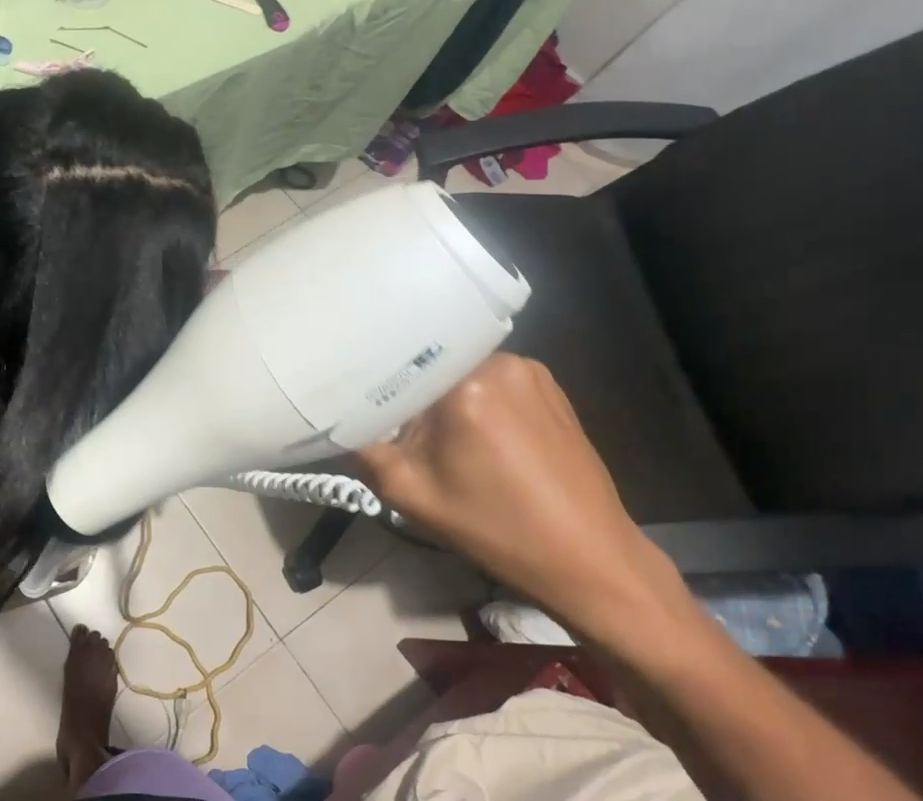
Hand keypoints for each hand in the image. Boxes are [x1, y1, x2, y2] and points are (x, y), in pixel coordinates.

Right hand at [353, 353, 686, 644]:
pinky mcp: (551, 390)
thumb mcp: (409, 494)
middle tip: (388, 425)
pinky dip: (471, 404)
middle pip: (428, 366)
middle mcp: (501, 363)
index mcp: (466, 384)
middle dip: (407, 394)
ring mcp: (532, 373)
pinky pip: (490, 383)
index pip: (395, 364)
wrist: (590, 560)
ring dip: (439, 399)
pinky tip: (468, 438)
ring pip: (458, 374)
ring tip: (428, 435)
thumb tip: (333, 420)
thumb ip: (363, 448)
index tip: (351, 403)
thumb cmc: (496, 529)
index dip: (369, 383)